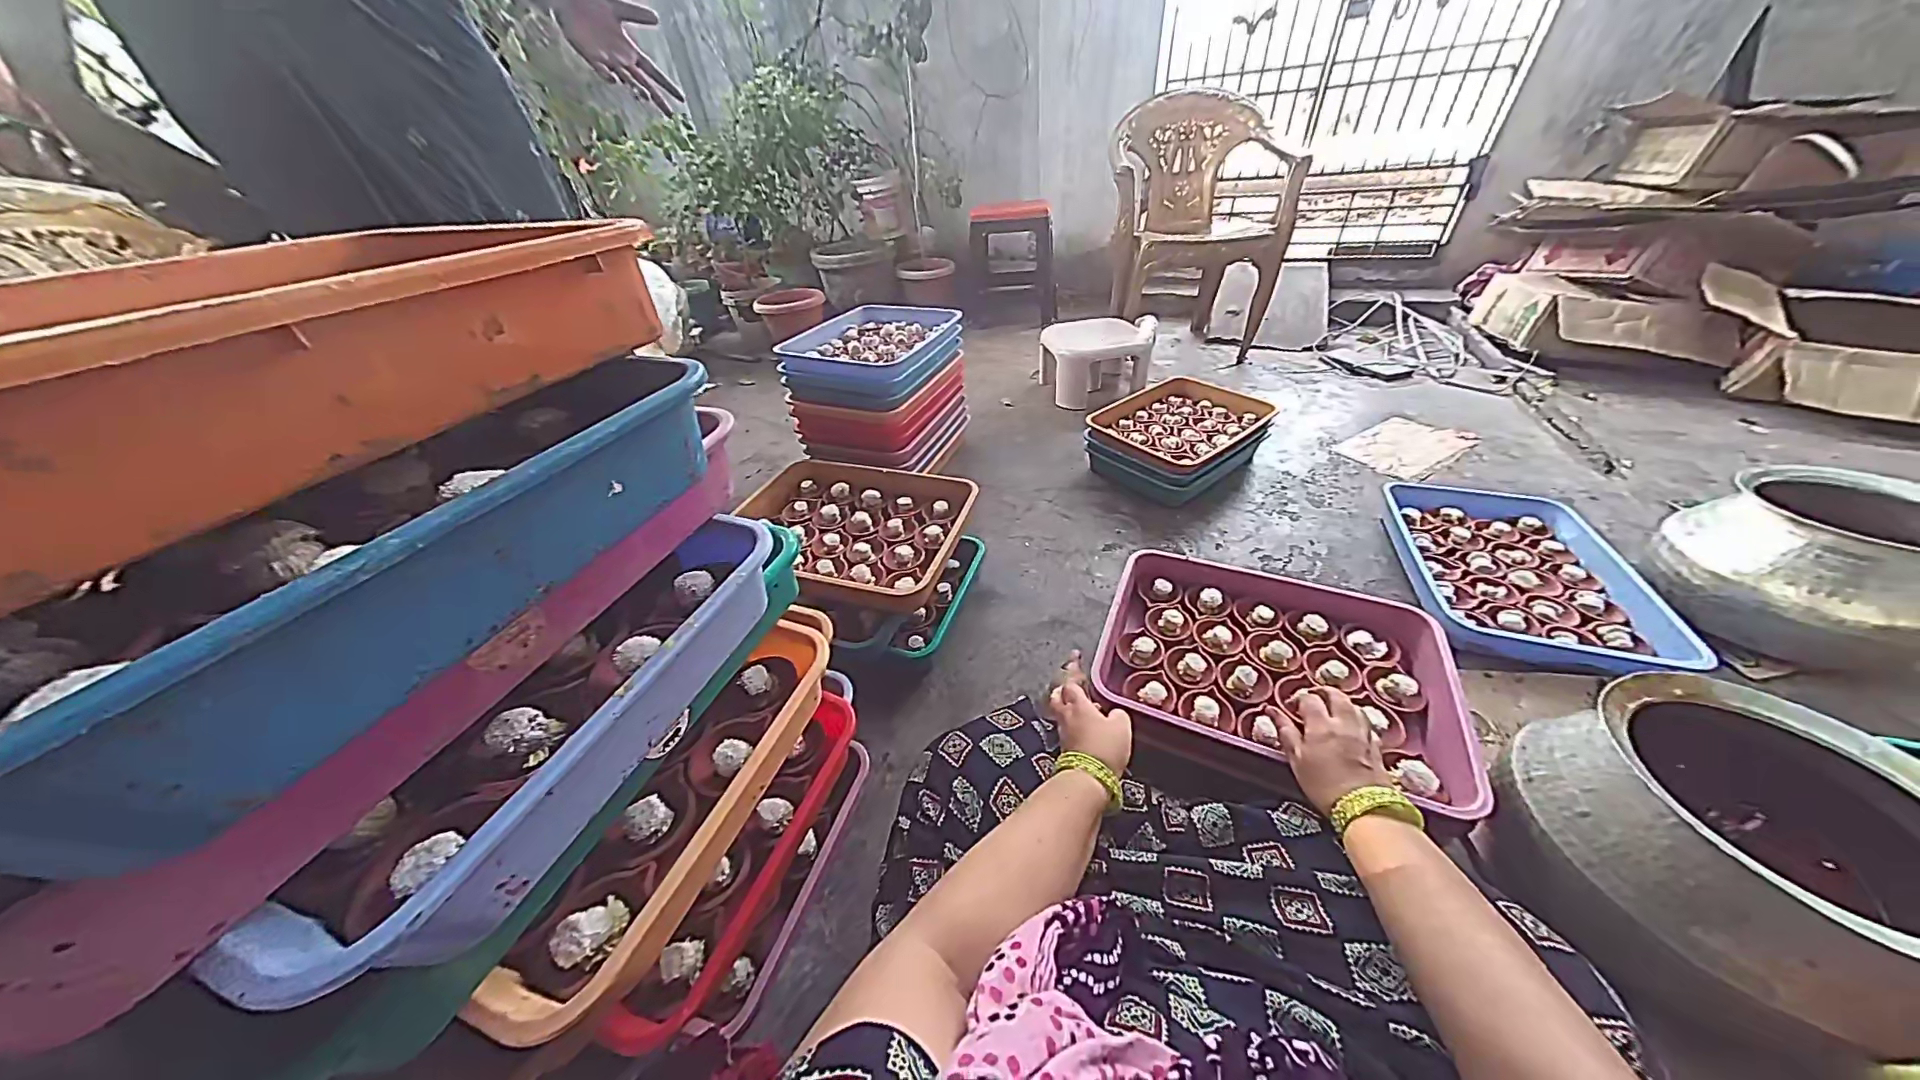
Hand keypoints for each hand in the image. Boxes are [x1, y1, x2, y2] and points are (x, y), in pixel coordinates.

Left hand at [550, 0, 684, 112]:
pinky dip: (606, 73)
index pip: (653, 72)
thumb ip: (636, 14)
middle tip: (670, 114)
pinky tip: (614, 78)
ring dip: (635, 88)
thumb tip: (657, 19)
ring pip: (625, 79)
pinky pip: (600, 68)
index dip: (667, 85)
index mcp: (629, 50)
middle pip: (643, 83)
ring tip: (645, 96)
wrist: (568, 2)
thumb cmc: (592, 4)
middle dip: (657, 98)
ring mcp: (605, 59)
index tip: (681, 99)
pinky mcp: (589, 54)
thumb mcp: (618, 8)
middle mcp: (620, 59)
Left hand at [1048, 650, 1131, 774]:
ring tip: (1083, 706)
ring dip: (1068, 705)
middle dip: (1064, 687)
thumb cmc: (1105, 746)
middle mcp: (1066, 715)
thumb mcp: (1122, 725)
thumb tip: (1112, 713)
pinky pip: (1067, 727)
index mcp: (1077, 704)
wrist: (1089, 779)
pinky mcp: (1065, 747)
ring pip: (1061, 711)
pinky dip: (1073, 722)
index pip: (1071, 681)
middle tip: (1074, 684)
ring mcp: (1063, 731)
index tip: (1074, 657)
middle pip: (1058, 695)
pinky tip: (1086, 726)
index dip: (1073, 669)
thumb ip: (1117, 713)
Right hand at [1278, 687, 1394, 815]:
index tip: (1292, 706)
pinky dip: (1357, 719)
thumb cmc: (1322, 784)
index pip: (1309, 698)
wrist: (1364, 808)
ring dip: (1341, 703)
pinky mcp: (1377, 746)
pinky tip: (1351, 727)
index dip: (1298, 698)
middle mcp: (1344, 723)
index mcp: (1321, 724)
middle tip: (1313, 699)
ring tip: (1331, 710)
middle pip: (1336, 695)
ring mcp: (1363, 733)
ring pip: (1354, 706)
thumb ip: (1285, 731)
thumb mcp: (1296, 759)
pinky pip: (1366, 723)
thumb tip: (1272, 711)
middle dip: (1323, 692)